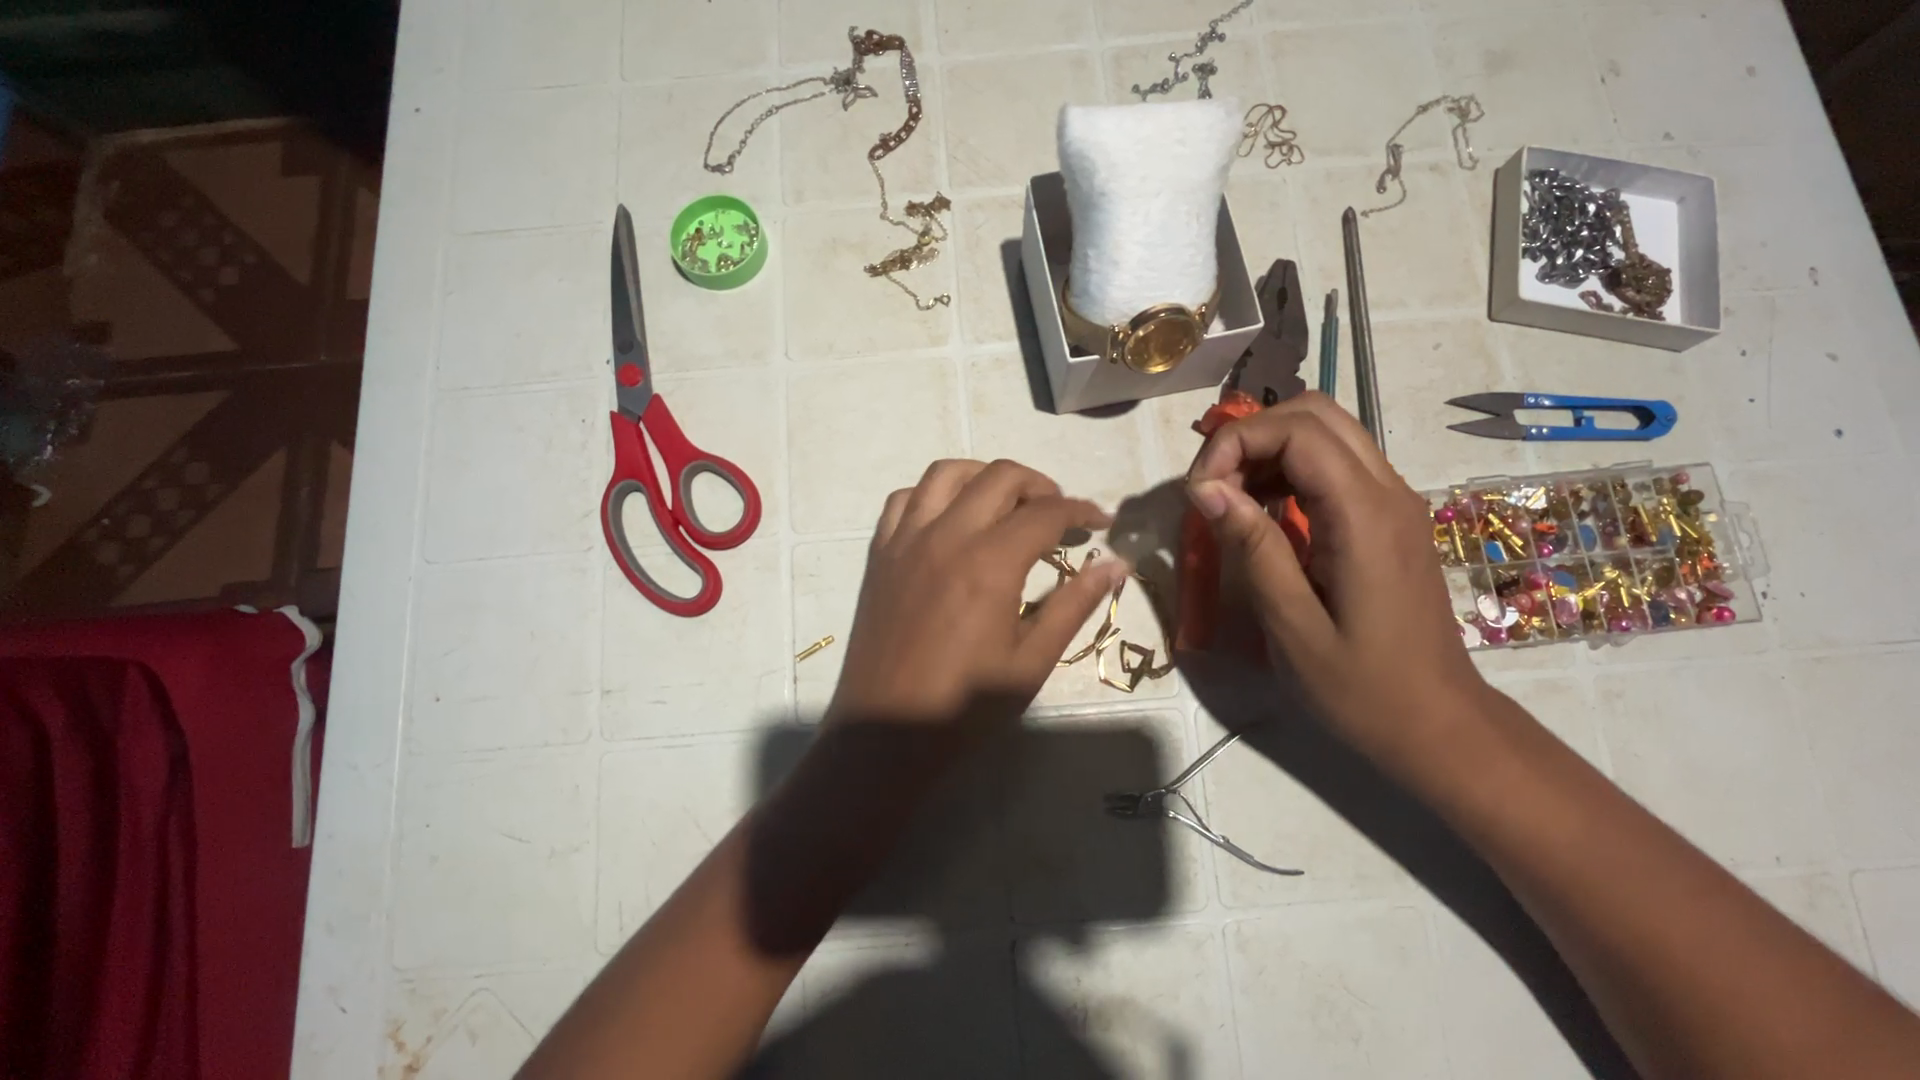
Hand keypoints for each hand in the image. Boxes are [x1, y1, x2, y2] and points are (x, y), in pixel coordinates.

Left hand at [830, 459, 1127, 728]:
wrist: (886, 733)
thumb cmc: (965, 707)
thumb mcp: (1032, 661)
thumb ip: (1074, 605)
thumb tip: (1115, 564)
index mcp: (990, 563)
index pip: (1046, 513)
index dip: (1081, 511)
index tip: (1100, 522)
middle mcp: (946, 536)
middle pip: (999, 477)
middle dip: (1039, 486)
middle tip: (1058, 515)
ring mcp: (906, 540)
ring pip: (947, 473)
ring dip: (984, 477)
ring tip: (1006, 504)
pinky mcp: (880, 554)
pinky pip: (905, 499)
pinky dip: (934, 494)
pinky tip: (950, 520)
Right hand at [1184, 393, 1487, 765]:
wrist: (1437, 724)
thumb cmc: (1361, 688)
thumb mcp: (1292, 627)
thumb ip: (1253, 548)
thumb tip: (1206, 488)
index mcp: (1365, 516)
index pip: (1298, 430)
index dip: (1236, 443)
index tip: (1199, 491)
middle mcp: (1388, 492)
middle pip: (1316, 413)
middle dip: (1252, 434)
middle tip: (1212, 487)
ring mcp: (1395, 503)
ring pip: (1328, 433)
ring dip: (1270, 449)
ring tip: (1231, 500)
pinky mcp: (1390, 519)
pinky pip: (1337, 465)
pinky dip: (1291, 469)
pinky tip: (1264, 514)